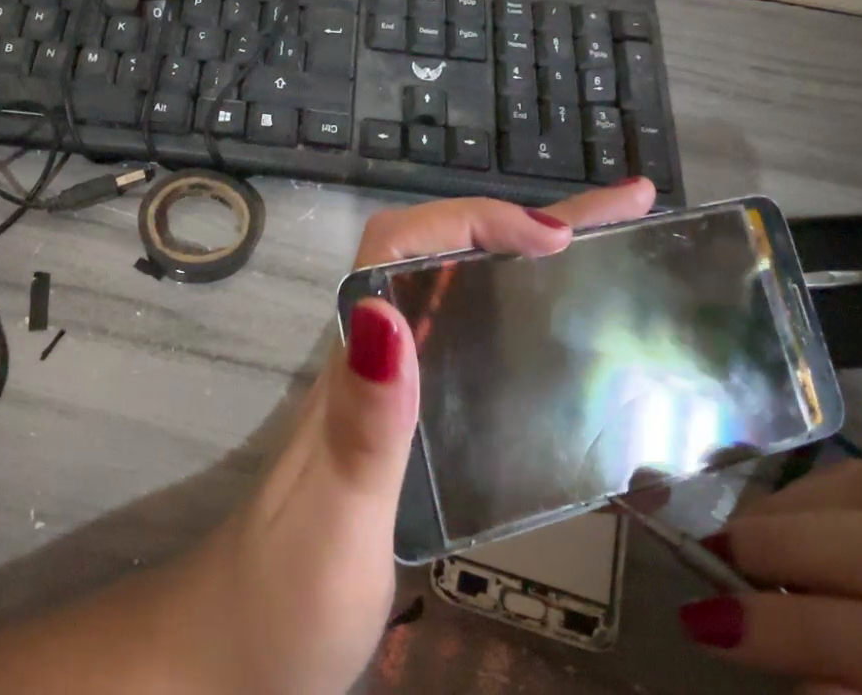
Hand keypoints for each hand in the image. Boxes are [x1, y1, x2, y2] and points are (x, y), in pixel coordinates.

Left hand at [181, 179, 657, 693]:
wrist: (233, 653)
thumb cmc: (279, 597)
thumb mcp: (334, 519)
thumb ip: (364, 428)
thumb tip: (384, 312)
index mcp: (354, 367)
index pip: (399, 247)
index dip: (477, 221)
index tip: (560, 235)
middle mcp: (374, 368)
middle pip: (444, 263)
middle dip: (531, 227)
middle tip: (628, 210)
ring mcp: (391, 404)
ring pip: (462, 307)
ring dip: (533, 272)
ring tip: (618, 258)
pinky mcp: (408, 443)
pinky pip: (472, 364)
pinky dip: (523, 335)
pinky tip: (567, 353)